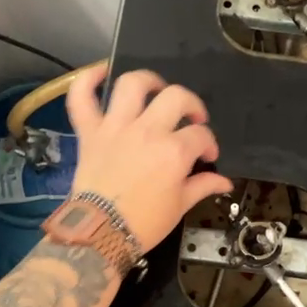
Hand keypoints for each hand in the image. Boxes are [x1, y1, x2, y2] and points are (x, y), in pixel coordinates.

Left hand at [65, 61, 233, 250]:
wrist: (100, 234)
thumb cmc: (144, 224)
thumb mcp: (180, 206)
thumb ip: (202, 186)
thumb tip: (224, 182)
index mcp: (174, 151)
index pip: (200, 135)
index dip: (208, 144)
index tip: (207, 157)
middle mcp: (147, 131)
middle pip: (176, 98)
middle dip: (191, 105)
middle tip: (190, 120)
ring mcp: (116, 128)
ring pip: (132, 85)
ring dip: (149, 82)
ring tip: (156, 91)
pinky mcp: (90, 132)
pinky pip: (81, 97)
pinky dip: (88, 80)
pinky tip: (100, 73)